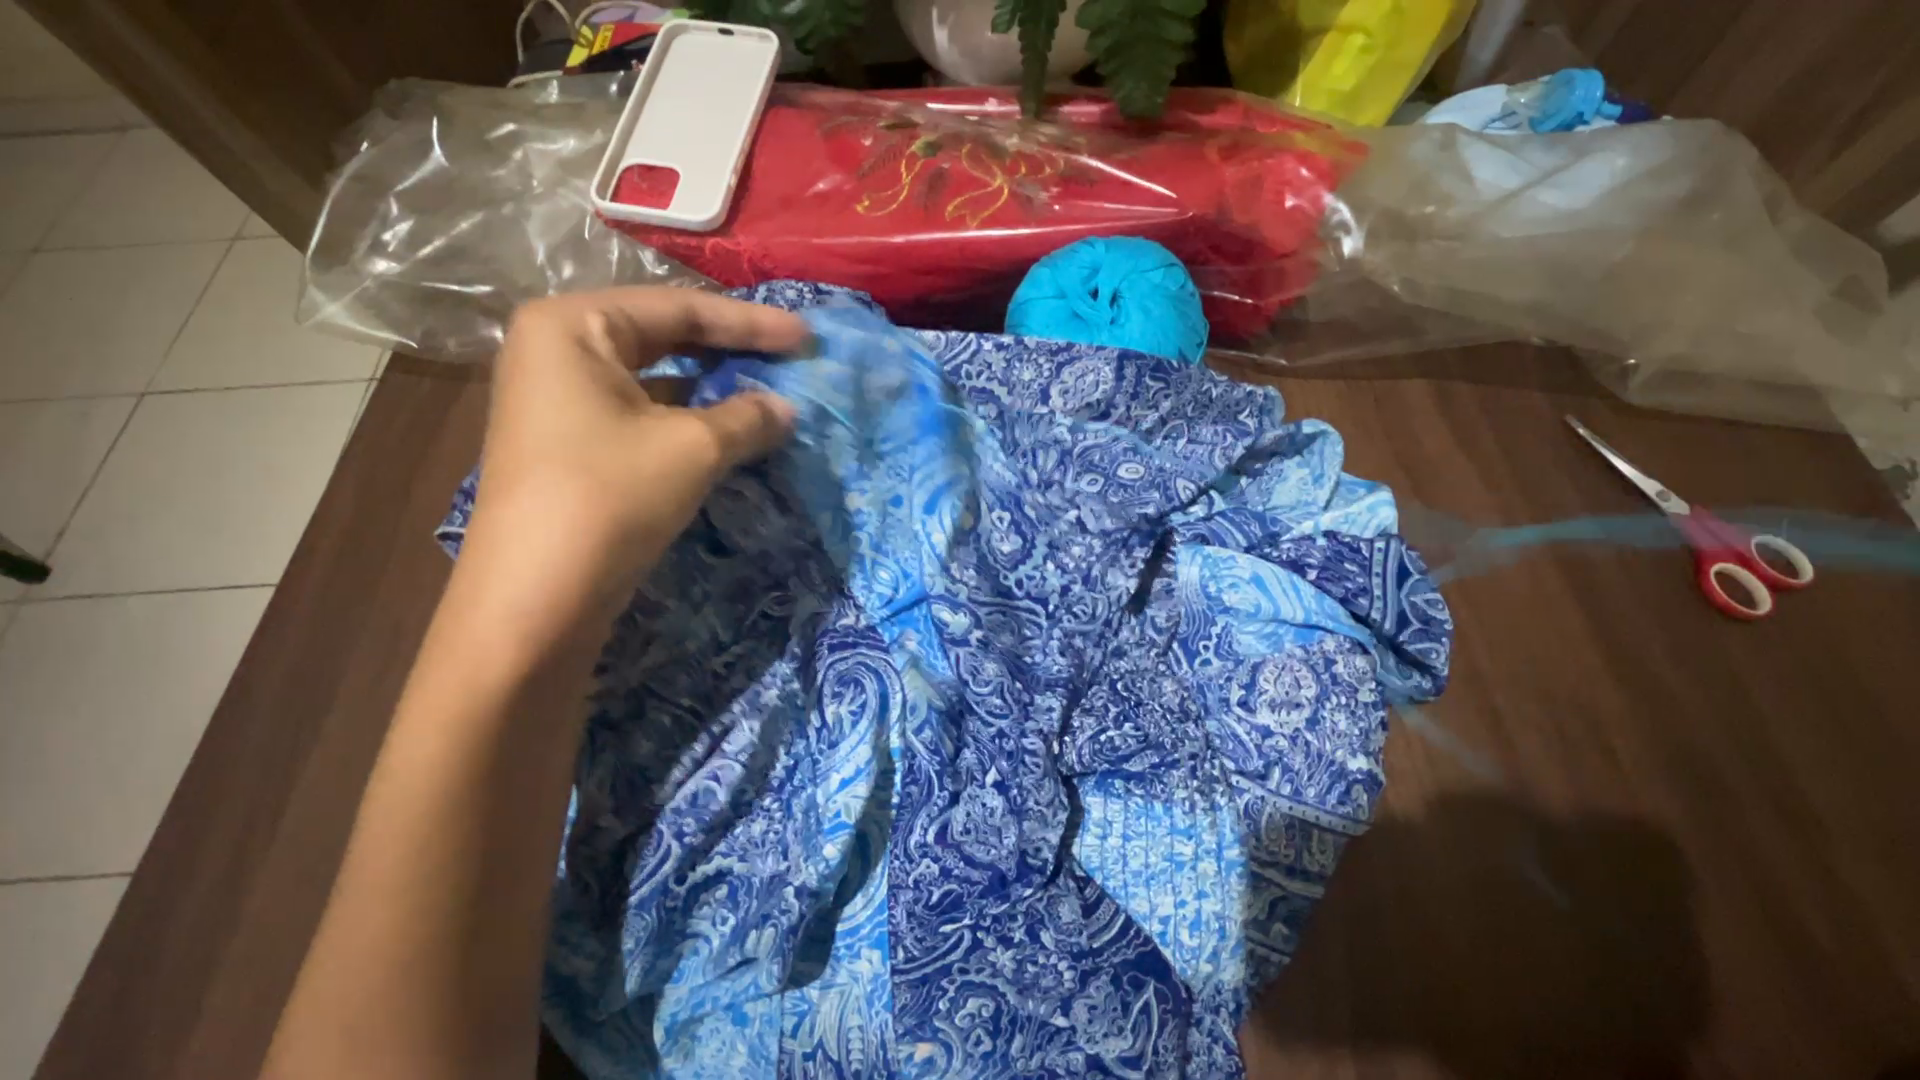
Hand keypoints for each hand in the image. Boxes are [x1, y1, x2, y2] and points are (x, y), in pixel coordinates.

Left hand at [455, 287, 809, 654]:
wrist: (535, 598)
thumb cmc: (610, 496)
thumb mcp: (693, 448)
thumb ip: (747, 417)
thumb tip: (786, 410)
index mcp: (573, 325)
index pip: (679, 307)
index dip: (750, 323)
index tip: (806, 337)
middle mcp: (556, 350)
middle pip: (662, 336)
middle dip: (730, 350)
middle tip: (790, 360)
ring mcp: (557, 400)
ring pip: (653, 379)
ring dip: (712, 389)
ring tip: (769, 396)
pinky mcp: (568, 445)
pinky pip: (640, 415)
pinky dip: (687, 420)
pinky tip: (729, 434)